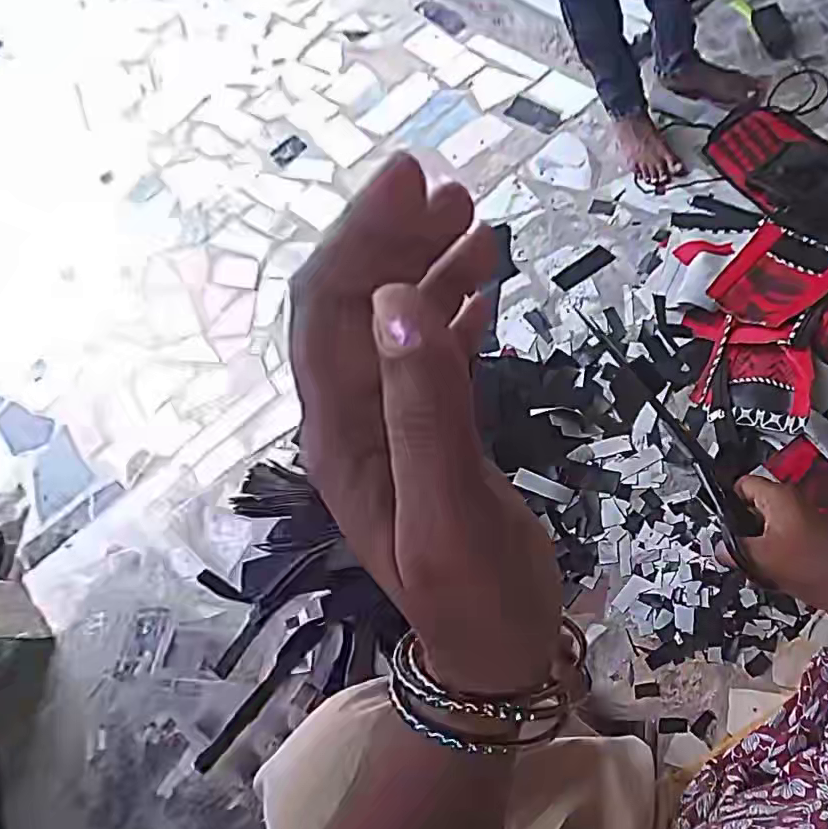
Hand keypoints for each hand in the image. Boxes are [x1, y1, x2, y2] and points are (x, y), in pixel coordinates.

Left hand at [292, 155, 561, 693]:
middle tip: (454, 191)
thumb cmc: (476, 596)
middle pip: (356, 308)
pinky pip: (431, 361)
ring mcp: (392, 428)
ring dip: (428, 270)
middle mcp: (355, 422)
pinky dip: (452, 317)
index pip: (331, 313)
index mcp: (343, 436)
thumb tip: (399, 302)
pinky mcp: (432, 438)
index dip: (362, 239)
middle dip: (394, 239)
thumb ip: (423, 412)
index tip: (411, 178)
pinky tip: (481, 289)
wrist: (496, 650)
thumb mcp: (449, 511)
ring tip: (477, 224)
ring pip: (396, 329)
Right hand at [722, 476, 827, 626]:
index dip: (727, 502)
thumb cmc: (816, 567)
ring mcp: (798, 521)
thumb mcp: (761, 558)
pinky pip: (775, 542)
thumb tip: (718, 549)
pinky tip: (770, 575)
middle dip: (740, 531)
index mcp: (779, 497)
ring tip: (755, 567)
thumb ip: (732, 550)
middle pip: (750, 509)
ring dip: (754, 548)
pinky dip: (768, 557)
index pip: (742, 484)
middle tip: (736, 551)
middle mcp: (790, 503)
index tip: (720, 522)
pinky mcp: (804, 539)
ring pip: (761, 529)